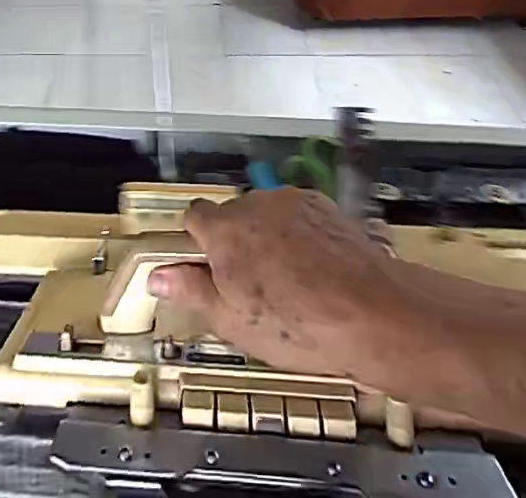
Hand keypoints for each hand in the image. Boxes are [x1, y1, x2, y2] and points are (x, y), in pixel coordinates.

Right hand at [148, 189, 434, 388]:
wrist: (366, 309)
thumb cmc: (297, 324)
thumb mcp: (232, 320)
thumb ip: (191, 290)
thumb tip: (158, 277)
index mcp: (225, 231)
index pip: (194, 215)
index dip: (196, 240)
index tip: (204, 264)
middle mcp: (257, 204)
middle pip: (231, 215)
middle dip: (234, 242)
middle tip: (247, 284)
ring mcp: (292, 201)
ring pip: (265, 213)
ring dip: (266, 235)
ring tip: (284, 279)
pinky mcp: (321, 203)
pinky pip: (295, 213)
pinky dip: (296, 231)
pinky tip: (310, 265)